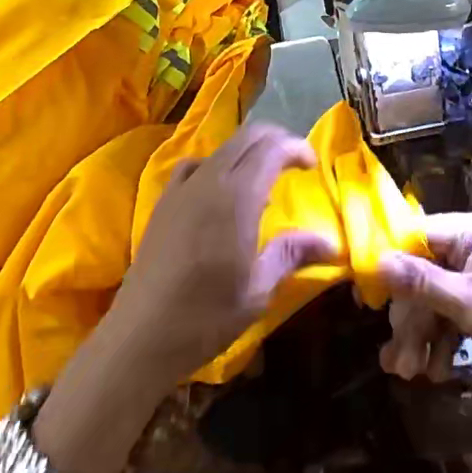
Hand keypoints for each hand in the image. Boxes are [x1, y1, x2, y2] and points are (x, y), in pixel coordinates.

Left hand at [108, 124, 337, 385]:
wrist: (140, 334)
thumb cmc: (206, 315)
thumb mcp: (257, 290)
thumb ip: (291, 254)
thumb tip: (331, 244)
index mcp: (236, 196)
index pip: (271, 148)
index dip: (296, 148)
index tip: (312, 165)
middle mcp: (208, 180)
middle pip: (246, 137)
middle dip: (275, 140)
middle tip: (294, 163)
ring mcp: (181, 187)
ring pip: (221, 149)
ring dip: (247, 152)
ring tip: (262, 180)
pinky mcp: (163, 201)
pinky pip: (194, 165)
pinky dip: (216, 165)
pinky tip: (218, 192)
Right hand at [377, 210, 471, 388]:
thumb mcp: (471, 305)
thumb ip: (421, 282)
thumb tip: (375, 260)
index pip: (418, 235)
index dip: (391, 264)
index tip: (368, 295)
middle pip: (423, 272)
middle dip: (410, 317)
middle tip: (397, 357)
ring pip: (435, 299)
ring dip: (422, 336)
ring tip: (408, 373)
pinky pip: (452, 314)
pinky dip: (442, 341)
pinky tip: (435, 371)